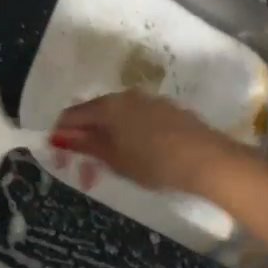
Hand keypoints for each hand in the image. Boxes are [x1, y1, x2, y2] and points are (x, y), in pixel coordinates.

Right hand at [50, 90, 243, 191]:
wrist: (210, 161)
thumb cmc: (154, 162)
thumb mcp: (113, 158)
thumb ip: (84, 145)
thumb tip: (58, 136)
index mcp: (107, 105)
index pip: (71, 115)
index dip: (61, 136)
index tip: (60, 160)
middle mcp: (126, 96)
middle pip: (94, 115)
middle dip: (85, 141)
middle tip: (86, 172)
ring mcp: (150, 102)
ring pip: (118, 119)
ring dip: (107, 140)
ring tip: (113, 167)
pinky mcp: (170, 112)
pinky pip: (138, 121)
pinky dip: (128, 137)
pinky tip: (138, 157)